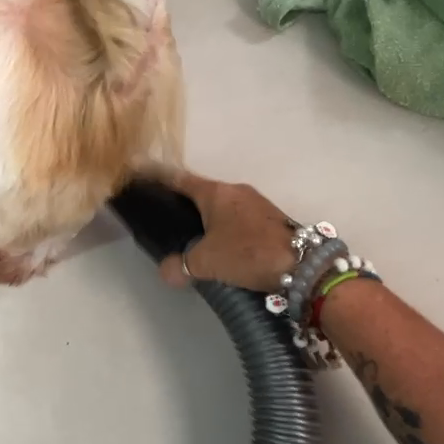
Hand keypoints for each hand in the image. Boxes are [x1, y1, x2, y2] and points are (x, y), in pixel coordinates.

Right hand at [157, 171, 299, 292]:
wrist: (303, 265)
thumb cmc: (248, 253)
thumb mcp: (208, 263)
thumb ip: (182, 265)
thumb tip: (166, 272)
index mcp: (215, 192)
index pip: (179, 178)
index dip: (158, 176)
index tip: (141, 171)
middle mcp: (234, 190)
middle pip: (201, 191)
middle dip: (183, 201)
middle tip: (165, 214)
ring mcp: (255, 202)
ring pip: (222, 205)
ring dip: (207, 217)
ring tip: (193, 234)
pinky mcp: (270, 217)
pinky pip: (238, 216)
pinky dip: (225, 226)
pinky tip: (223, 245)